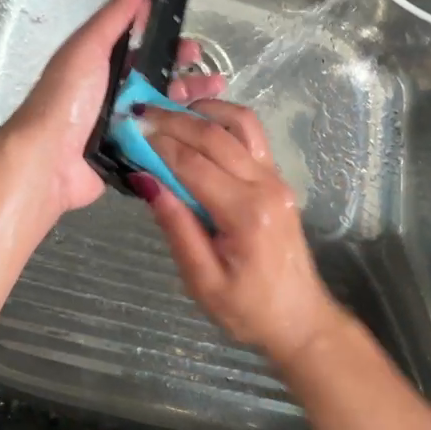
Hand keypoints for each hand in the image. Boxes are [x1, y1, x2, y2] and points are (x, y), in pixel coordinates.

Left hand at [0, 0, 223, 214]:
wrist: (48, 160)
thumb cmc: (68, 97)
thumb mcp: (89, 46)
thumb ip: (115, 15)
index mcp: (97, 63)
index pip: (139, 46)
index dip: (166, 42)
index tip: (193, 44)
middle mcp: (108, 93)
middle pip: (154, 79)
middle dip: (184, 75)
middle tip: (211, 75)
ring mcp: (118, 126)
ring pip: (161, 110)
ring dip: (188, 103)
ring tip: (214, 100)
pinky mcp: (126, 156)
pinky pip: (157, 142)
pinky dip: (179, 136)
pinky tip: (203, 130)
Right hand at [137, 101, 345, 364]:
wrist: (300, 319)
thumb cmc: (248, 309)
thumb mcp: (203, 282)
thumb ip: (176, 227)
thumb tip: (146, 180)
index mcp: (245, 213)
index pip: (193, 164)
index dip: (159, 143)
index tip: (130, 129)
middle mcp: (264, 185)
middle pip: (215, 135)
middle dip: (173, 119)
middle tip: (140, 111)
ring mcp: (275, 176)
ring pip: (240, 122)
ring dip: (203, 110)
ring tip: (170, 110)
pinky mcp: (277, 176)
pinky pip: (250, 134)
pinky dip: (222, 119)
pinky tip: (198, 123)